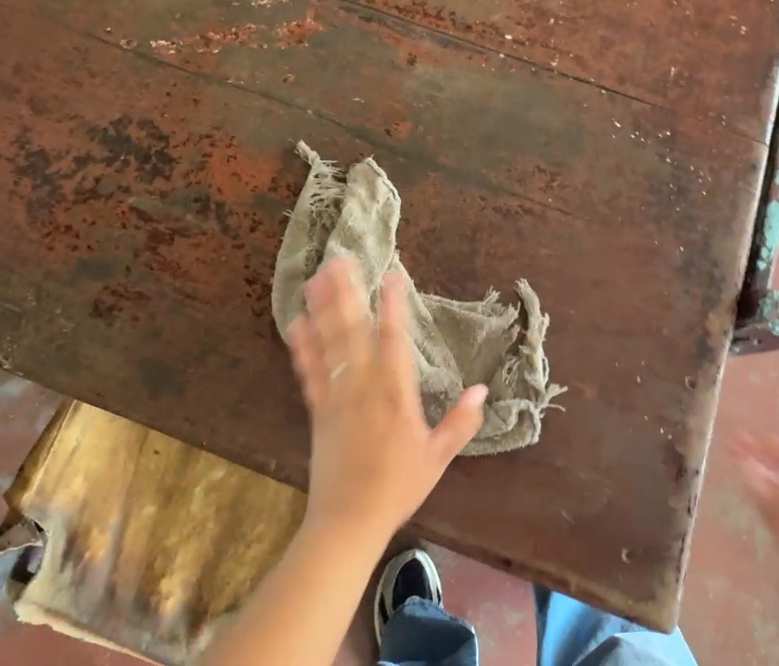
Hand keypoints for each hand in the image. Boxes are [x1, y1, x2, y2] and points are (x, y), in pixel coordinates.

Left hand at [285, 256, 486, 541]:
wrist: (348, 519)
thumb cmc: (398, 487)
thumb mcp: (438, 457)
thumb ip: (460, 422)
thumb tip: (481, 389)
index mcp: (396, 394)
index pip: (394, 340)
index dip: (393, 305)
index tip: (392, 274)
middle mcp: (364, 387)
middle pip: (354, 331)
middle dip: (347, 293)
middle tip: (340, 259)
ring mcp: (336, 396)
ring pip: (328, 344)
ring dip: (322, 309)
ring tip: (315, 277)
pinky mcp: (317, 410)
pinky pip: (308, 371)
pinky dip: (302, 345)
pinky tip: (296, 322)